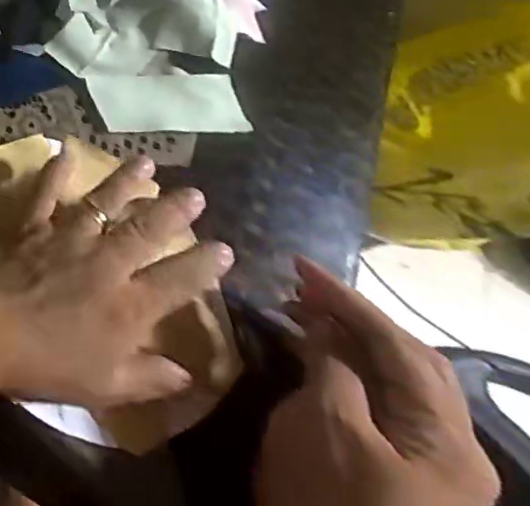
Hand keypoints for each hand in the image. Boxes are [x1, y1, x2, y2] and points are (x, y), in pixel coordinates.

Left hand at [0, 152, 234, 407]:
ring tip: (146, 162)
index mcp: (129, 306)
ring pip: (101, 205)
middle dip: (173, 212)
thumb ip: (150, 377)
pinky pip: (45, 195)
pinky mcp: (28, 228)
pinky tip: (63, 151)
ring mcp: (64, 240)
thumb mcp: (107, 385)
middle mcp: (103, 265)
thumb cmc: (43, 361)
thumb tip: (188, 374)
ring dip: (125, 182)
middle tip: (195, 193)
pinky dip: (55, 172)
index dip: (205, 265)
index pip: (179, 281)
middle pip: (145, 232)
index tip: (226, 247)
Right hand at [255, 256, 499, 505]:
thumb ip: (332, 370)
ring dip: (351, 338)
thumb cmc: (333, 495)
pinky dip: (348, 365)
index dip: (349, 301)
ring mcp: (427, 458)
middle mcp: (451, 445)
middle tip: (297, 282)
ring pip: (398, 381)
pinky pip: (381, 399)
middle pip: (411, 364)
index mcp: (445, 437)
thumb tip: (322, 321)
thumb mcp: (327, 427)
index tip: (297, 264)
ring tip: (298, 309)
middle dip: (356, 316)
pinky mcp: (398, 463)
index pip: (400, 349)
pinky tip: (314, 353)